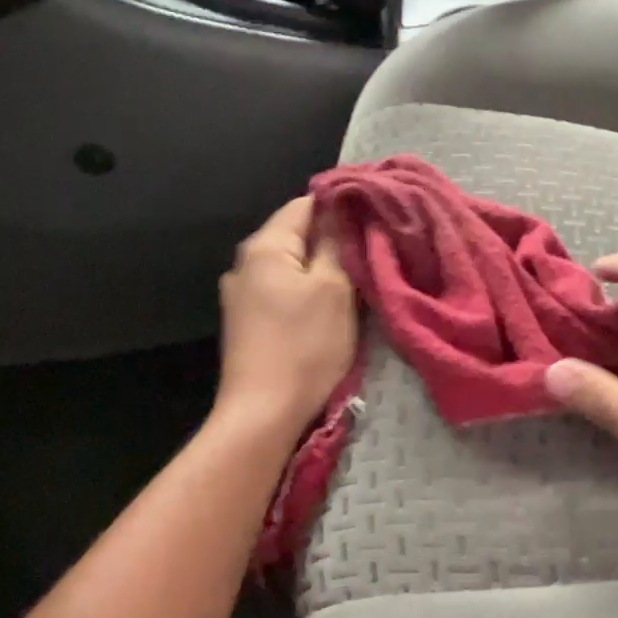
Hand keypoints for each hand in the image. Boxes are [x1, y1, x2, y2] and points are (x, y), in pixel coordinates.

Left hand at [215, 197, 357, 432]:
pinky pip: (283, 296)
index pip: (305, 204)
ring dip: (322, 272)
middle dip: (333, 242)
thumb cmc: (304, 347)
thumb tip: (341, 210)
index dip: (342, 206)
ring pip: (292, 270)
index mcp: (264, 247)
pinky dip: (307, 296)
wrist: (263, 413)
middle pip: (297, 238)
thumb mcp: (333, 290)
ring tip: (357, 282)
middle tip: (373, 253)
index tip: (376, 217)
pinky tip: (328, 311)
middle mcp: (245, 265)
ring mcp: (242, 298)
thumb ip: (337, 245)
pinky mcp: (248, 327)